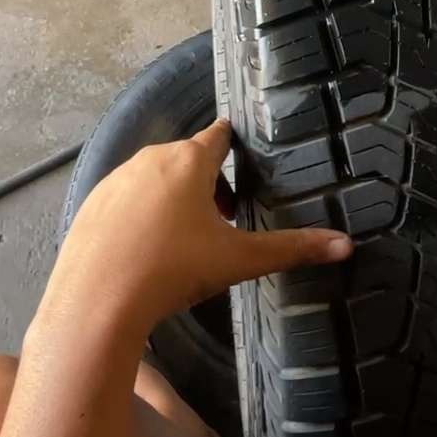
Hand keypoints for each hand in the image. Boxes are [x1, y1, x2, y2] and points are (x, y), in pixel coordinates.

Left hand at [52, 119, 351, 328]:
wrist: (94, 302)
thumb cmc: (173, 269)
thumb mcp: (238, 260)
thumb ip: (292, 249)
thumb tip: (346, 245)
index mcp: (190, 161)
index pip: (219, 135)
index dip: (233, 142)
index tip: (243, 152)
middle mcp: (151, 159)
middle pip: (188, 158)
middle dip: (208, 182)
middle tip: (223, 220)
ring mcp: (116, 180)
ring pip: (155, 177)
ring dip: (174, 197)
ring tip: (186, 239)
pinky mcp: (90, 204)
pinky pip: (125, 198)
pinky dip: (141, 213)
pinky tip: (145, 250)